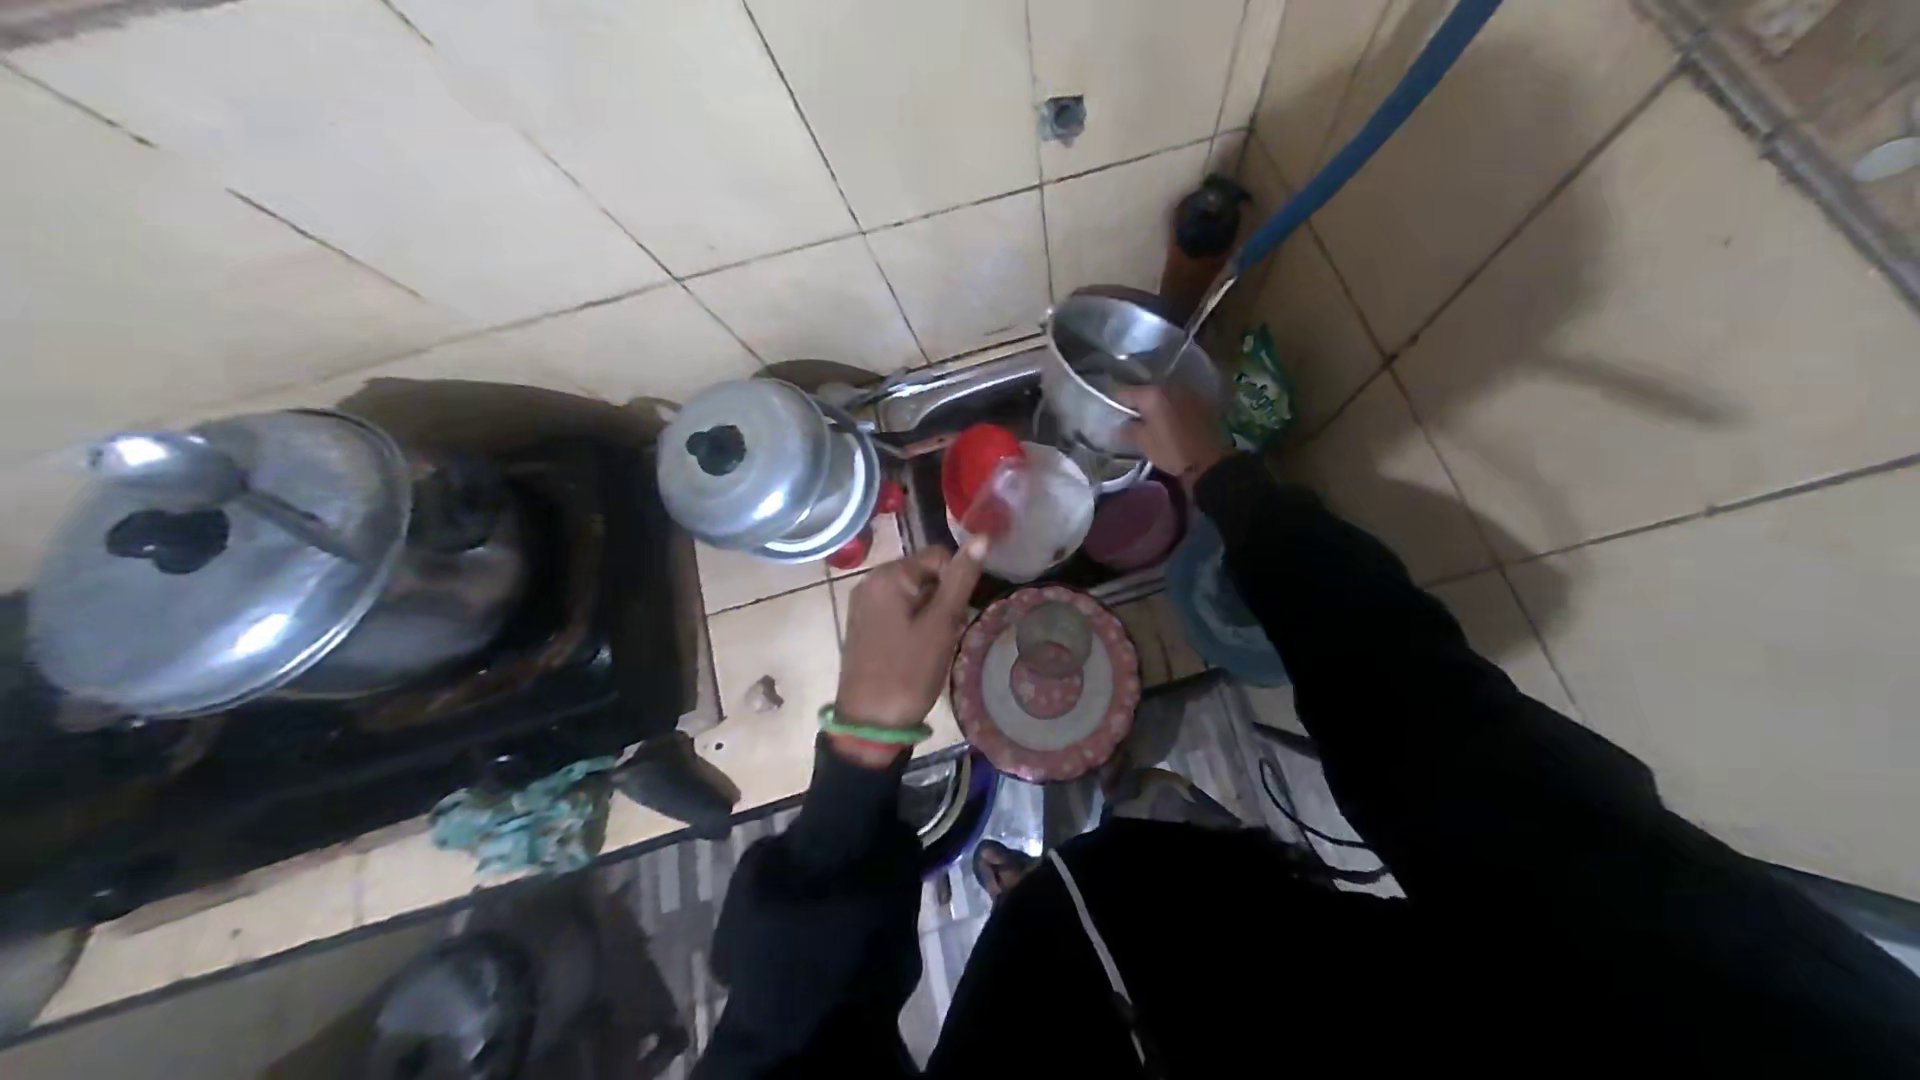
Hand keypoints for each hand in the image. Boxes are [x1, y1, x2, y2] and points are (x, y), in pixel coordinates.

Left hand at [832, 539, 986, 767]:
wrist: (870, 723)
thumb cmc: (909, 672)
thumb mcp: (941, 624)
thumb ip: (961, 579)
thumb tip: (982, 537)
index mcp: (888, 575)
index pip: (938, 556)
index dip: (957, 582)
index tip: (959, 615)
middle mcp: (870, 581)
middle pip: (924, 573)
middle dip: (943, 598)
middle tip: (947, 633)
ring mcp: (863, 603)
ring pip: (913, 593)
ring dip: (930, 612)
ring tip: (934, 644)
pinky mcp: (863, 624)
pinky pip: (897, 609)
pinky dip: (914, 622)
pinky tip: (917, 649)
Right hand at [1113, 384, 1232, 487]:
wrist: (1209, 462)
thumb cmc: (1171, 450)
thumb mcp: (1143, 442)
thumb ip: (1127, 429)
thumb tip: (1120, 424)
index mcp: (1153, 394)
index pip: (1124, 392)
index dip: (1114, 402)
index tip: (1109, 413)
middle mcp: (1171, 386)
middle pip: (1145, 392)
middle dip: (1136, 404)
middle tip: (1128, 419)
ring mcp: (1188, 393)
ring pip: (1163, 396)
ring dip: (1154, 406)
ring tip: (1148, 421)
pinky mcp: (1201, 403)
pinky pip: (1177, 402)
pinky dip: (1169, 409)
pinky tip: (1167, 422)